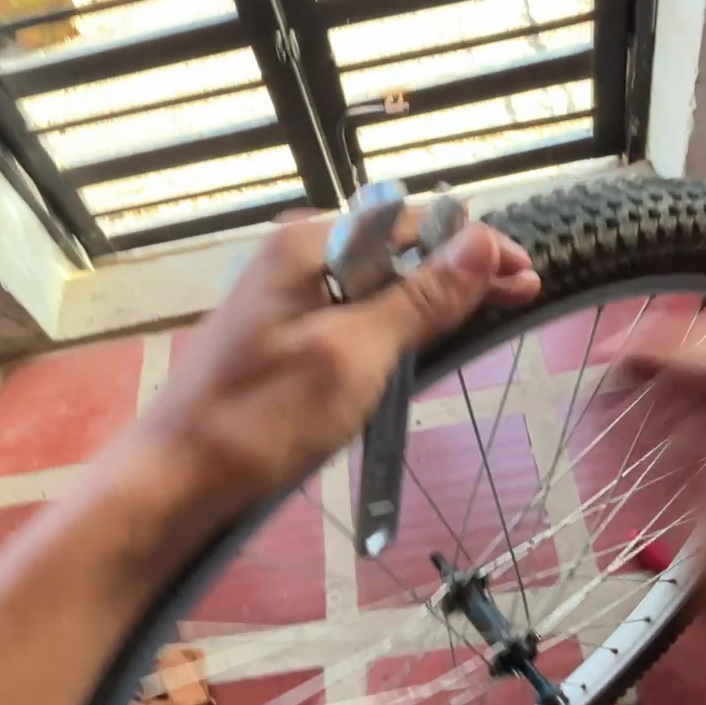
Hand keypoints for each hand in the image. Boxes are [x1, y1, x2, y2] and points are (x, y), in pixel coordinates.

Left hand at [138, 210, 539, 516]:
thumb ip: (419, 299)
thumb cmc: (262, 417)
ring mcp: (290, 296)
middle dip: (460, 272)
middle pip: (398, 250)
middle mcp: (299, 255)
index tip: (527, 275)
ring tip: (486, 315)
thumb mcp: (353, 354)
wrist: (177, 479)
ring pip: (380, 284)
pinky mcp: (289, 334)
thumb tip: (483, 242)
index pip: (411, 225)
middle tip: (520, 297)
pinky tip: (428, 336)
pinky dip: (399, 325)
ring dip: (434, 300)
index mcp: (308, 243)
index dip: (475, 248)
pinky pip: (357, 315)